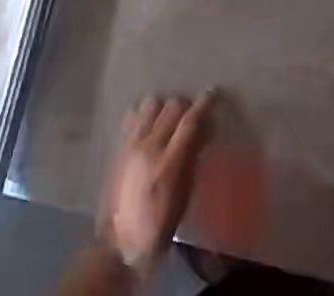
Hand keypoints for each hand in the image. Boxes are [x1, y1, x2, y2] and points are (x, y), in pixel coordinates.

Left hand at [100, 92, 215, 274]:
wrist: (120, 241)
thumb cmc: (159, 225)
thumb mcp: (184, 196)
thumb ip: (192, 160)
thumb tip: (202, 133)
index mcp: (170, 163)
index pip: (190, 122)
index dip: (204, 104)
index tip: (213, 93)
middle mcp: (150, 146)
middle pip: (172, 106)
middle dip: (186, 106)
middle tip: (193, 116)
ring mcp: (132, 142)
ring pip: (151, 103)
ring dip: (164, 106)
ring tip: (170, 120)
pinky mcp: (119, 144)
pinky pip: (133, 114)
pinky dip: (145, 113)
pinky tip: (150, 125)